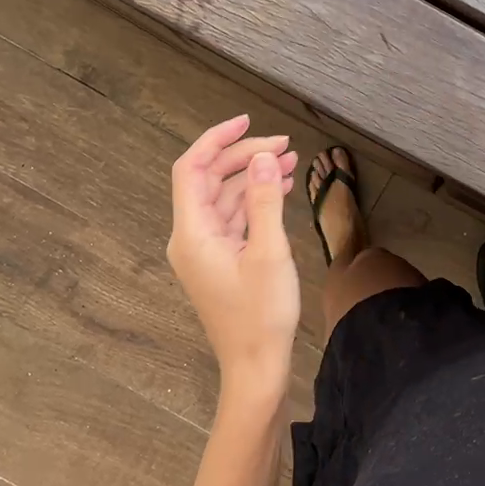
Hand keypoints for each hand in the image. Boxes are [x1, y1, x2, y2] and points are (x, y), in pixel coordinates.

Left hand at [167, 116, 300, 403]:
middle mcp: (192, 237)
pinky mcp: (222, 259)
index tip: (249, 120)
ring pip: (225, 196)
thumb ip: (265, 199)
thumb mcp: (269, 251)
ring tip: (292, 159)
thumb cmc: (261, 313)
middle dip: (245, 155)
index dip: (217, 139)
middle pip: (211, 179)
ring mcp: (206, 249)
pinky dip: (257, 197)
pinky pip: (235, 215)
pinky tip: (284, 186)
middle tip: (285, 145)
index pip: (192, 169)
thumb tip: (263, 156)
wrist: (256, 365)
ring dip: (254, 175)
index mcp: (192, 233)